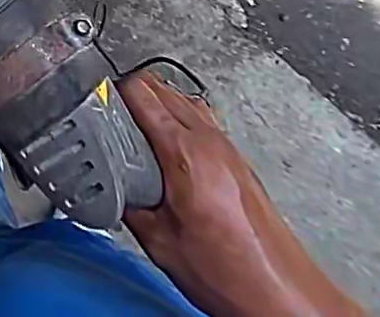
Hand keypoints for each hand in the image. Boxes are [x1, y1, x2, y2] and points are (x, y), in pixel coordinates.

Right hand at [121, 71, 364, 316]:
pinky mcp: (236, 155)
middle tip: (108, 110)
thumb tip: (108, 184)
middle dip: (129, 91)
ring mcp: (225, 143)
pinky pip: (197, 113)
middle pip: (158, 84)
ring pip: (179, 95)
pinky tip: (168, 141)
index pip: (139, 91)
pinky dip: (176, 114)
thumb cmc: (235, 277)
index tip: (96, 99)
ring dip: (154, 100)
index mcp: (185, 153)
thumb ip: (128, 203)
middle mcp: (208, 139)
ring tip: (134, 124)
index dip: (111, 90)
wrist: (284, 298)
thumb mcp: (160, 244)